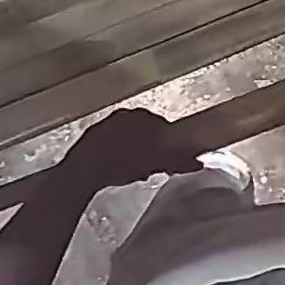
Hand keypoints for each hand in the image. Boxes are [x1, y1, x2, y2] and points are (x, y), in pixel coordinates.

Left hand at [56, 108, 201, 191]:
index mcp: (144, 116)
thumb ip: (179, 162)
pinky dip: (118, 152)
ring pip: (129, 136)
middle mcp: (126, 114)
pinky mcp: (92, 135)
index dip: (169, 144)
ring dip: (135, 150)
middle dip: (152, 146)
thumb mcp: (157, 163)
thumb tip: (199, 164)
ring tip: (137, 169)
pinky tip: (119, 167)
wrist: (86, 168)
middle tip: (154, 165)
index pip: (165, 126)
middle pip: (146, 130)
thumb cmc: (125, 161)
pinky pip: (112, 142)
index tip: (169, 158)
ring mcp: (107, 123)